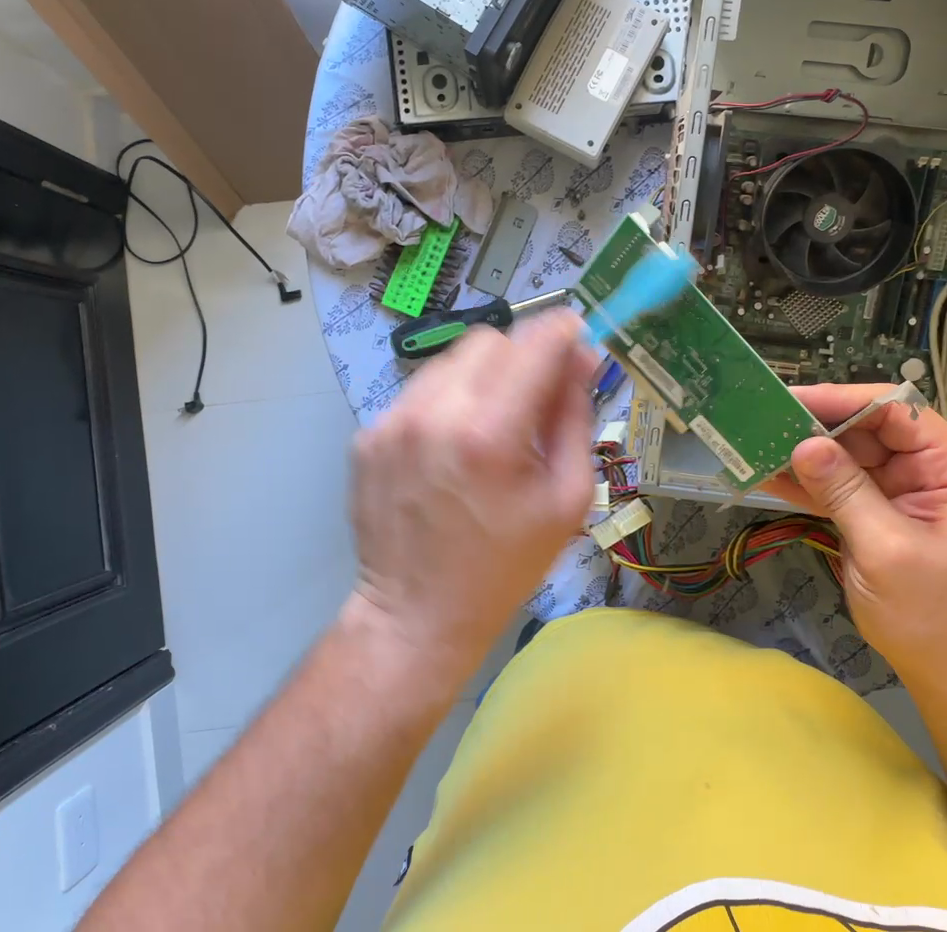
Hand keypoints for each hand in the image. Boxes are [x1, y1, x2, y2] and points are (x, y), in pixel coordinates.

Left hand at [345, 311, 598, 677]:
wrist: (417, 615)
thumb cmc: (505, 565)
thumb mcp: (567, 499)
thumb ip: (575, 418)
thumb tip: (579, 359)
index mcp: (488, 432)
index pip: (534, 341)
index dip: (563, 332)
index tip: (578, 340)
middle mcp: (432, 412)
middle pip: (488, 339)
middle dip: (521, 356)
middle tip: (536, 398)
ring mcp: (390, 421)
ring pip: (450, 360)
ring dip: (482, 378)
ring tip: (490, 429)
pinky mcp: (367, 434)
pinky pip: (420, 392)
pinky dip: (447, 404)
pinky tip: (452, 450)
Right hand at [762, 384, 946, 691]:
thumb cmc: (934, 616)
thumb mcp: (887, 549)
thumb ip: (845, 492)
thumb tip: (802, 446)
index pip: (896, 412)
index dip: (843, 402)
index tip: (791, 403)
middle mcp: (929, 470)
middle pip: (866, 430)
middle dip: (814, 428)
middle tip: (761, 424)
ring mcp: (901, 493)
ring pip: (846, 457)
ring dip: (803, 456)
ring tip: (754, 445)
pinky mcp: (876, 515)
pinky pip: (838, 488)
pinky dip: (804, 485)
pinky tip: (767, 475)